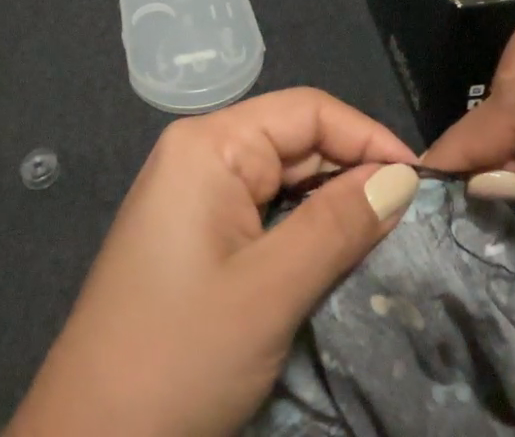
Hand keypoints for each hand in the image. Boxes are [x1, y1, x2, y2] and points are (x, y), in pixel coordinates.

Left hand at [5, 89, 419, 436]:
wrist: (90, 436)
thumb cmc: (180, 353)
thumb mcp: (271, 288)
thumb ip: (339, 224)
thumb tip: (404, 176)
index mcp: (209, 145)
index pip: (307, 111)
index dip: (369, 138)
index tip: (424, 185)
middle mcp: (199, 156)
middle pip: (295, 140)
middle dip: (355, 172)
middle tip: (414, 222)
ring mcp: (193, 197)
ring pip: (283, 180)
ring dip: (334, 204)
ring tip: (387, 239)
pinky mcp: (194, 237)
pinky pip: (263, 213)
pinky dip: (304, 229)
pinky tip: (337, 255)